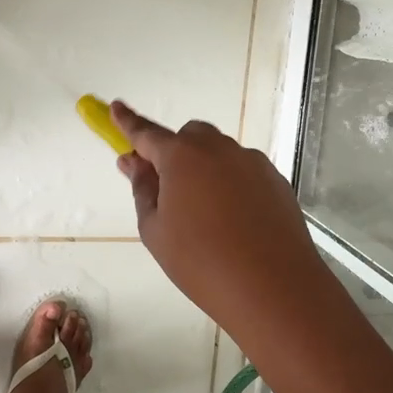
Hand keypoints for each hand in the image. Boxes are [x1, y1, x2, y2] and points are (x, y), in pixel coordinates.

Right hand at [110, 101, 332, 337]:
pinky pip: (244, 173)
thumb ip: (143, 189)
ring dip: (206, 171)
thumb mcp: (156, 230)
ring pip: (220, 155)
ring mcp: (252, 161)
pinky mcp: (276, 179)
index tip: (116, 107)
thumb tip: (133, 161)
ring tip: (207, 220)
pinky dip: (233, 187)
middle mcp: (219, 148)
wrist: (273, 286)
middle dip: (175, 154)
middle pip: (190, 137)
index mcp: (182, 156)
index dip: (128, 122)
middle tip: (168, 192)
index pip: (147, 133)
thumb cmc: (201, 262)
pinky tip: (236, 224)